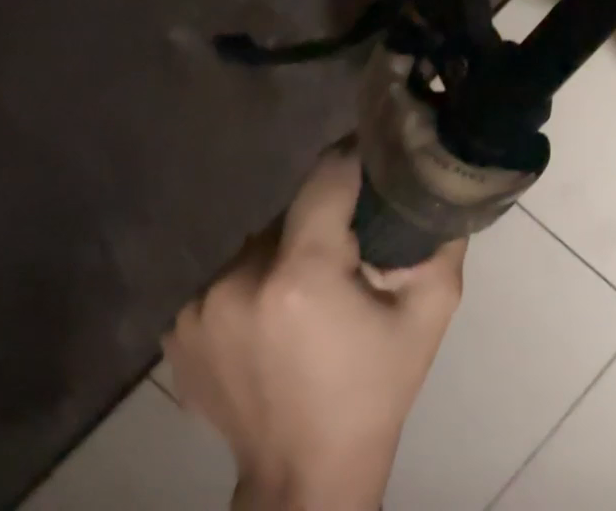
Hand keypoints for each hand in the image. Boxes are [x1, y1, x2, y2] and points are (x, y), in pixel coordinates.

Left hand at [164, 152, 465, 510]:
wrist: (307, 467)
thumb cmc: (379, 384)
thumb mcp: (433, 308)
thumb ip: (437, 241)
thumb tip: (433, 190)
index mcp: (301, 276)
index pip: (326, 179)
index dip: (355, 157)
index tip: (380, 149)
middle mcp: (236, 282)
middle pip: (294, 216)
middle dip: (329, 221)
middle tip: (362, 246)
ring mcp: (197, 309)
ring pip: (261, 247)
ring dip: (292, 253)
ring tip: (321, 290)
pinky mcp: (177, 332)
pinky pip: (231, 279)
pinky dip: (260, 285)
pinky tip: (283, 318)